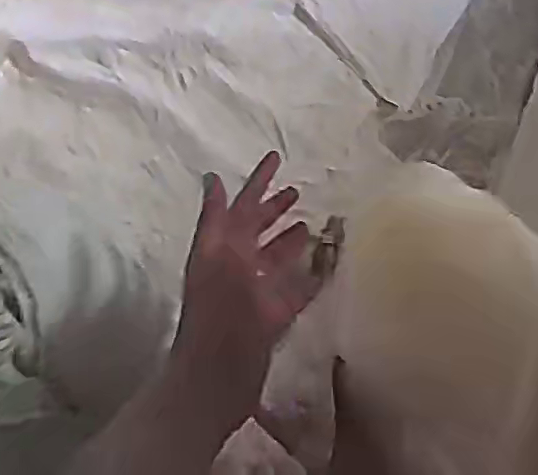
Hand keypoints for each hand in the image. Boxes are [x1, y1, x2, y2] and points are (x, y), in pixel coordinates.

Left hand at [164, 152, 316, 437]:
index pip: (244, 204)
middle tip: (298, 191)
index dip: (259, 180)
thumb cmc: (212, 315)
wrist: (212, 381)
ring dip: (291, 239)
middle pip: (260, 228)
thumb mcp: (211, 259)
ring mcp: (257, 290)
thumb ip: (214, 219)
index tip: (276, 156)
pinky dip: (310, 276)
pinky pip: (295, 289)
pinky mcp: (273, 316)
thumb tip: (213, 177)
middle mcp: (239, 264)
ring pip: (277, 256)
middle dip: (276, 208)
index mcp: (224, 247)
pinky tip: (326, 265)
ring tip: (310, 224)